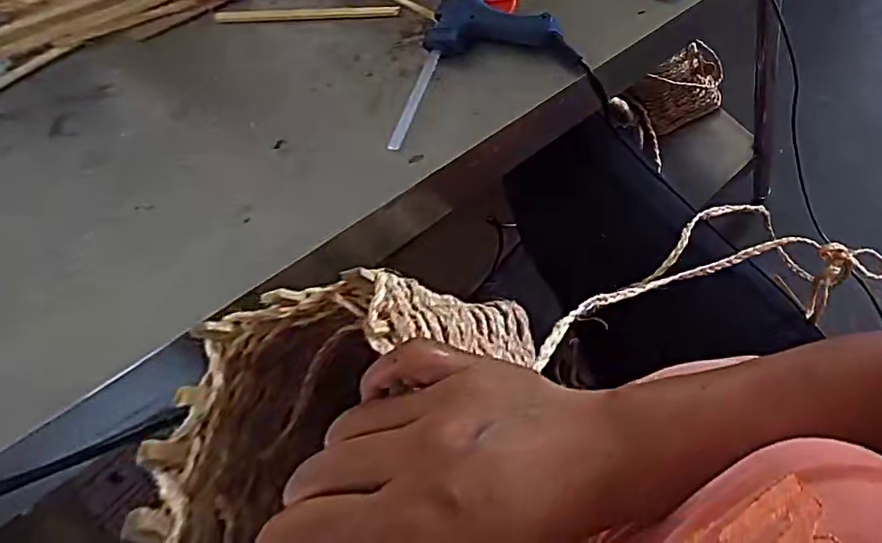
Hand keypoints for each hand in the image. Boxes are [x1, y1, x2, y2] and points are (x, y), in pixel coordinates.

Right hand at [259, 341, 624, 542]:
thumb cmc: (537, 523)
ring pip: (350, 420)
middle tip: (333, 509)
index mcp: (408, 520)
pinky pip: (407, 356)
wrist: (596, 458)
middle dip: (312, 498)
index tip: (298, 539)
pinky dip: (383, 376)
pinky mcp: (473, 366)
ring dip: (345, 447)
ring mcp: (447, 400)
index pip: (296, 529)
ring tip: (364, 464)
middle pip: (316, 472)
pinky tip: (381, 397)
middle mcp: (419, 453)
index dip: (285, 540)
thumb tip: (338, 531)